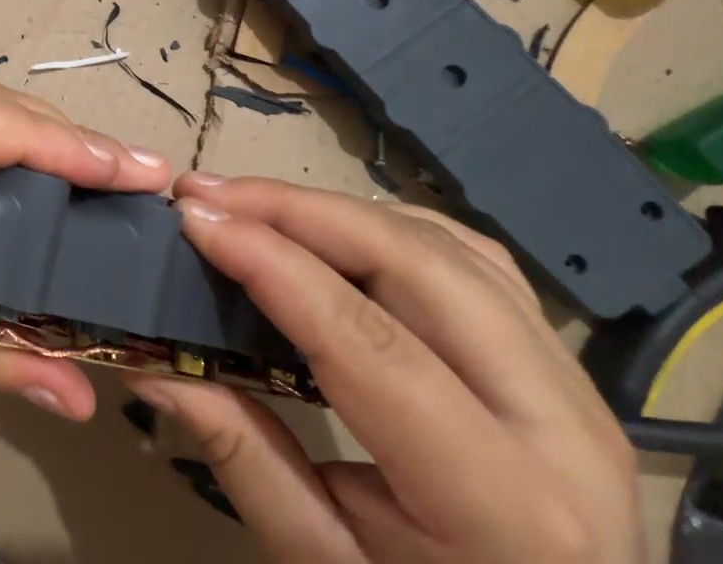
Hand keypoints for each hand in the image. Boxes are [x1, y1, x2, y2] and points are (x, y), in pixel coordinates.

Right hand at [124, 175, 641, 563]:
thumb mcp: (322, 559)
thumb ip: (242, 456)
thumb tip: (148, 370)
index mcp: (501, 496)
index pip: (369, 341)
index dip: (273, 265)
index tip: (192, 221)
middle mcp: (560, 424)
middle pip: (421, 268)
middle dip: (300, 211)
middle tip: (205, 195)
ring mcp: (575, 387)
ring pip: (453, 249)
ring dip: (339, 210)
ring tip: (248, 205)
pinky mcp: (562, 368)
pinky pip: (479, 263)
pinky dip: (391, 227)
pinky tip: (328, 229)